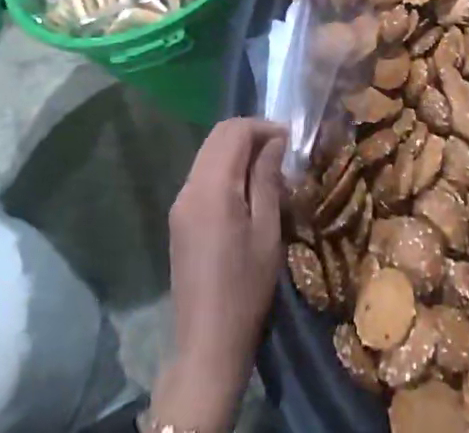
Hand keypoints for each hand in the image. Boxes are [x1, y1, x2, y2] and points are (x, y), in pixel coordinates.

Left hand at [152, 118, 288, 431]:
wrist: (207, 341)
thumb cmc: (246, 287)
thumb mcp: (266, 231)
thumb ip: (267, 179)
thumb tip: (274, 141)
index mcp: (211, 188)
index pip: (233, 132)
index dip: (262, 127)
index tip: (289, 139)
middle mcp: (189, 187)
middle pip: (217, 138)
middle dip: (249, 134)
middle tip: (282, 150)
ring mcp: (180, 203)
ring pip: (208, 155)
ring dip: (237, 151)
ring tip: (269, 170)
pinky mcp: (179, 219)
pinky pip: (202, 177)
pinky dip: (225, 170)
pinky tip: (247, 191)